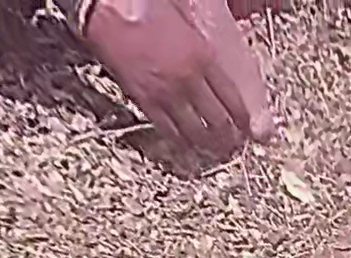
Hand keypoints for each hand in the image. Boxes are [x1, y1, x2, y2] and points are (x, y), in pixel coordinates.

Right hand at [83, 0, 276, 151]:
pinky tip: (189, 144)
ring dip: (210, 146)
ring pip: (199, 133)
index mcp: (204, 58)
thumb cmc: (144, 3)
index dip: (245, 123)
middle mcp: (190, 80)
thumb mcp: (186, 20)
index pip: (236, 104)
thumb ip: (205, 48)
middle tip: (234, 145)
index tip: (249, 131)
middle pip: (221, 124)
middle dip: (231, 140)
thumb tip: (224, 67)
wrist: (101, 1)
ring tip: (215, 150)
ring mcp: (168, 93)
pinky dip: (183, 141)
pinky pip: (171, 131)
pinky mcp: (146, 100)